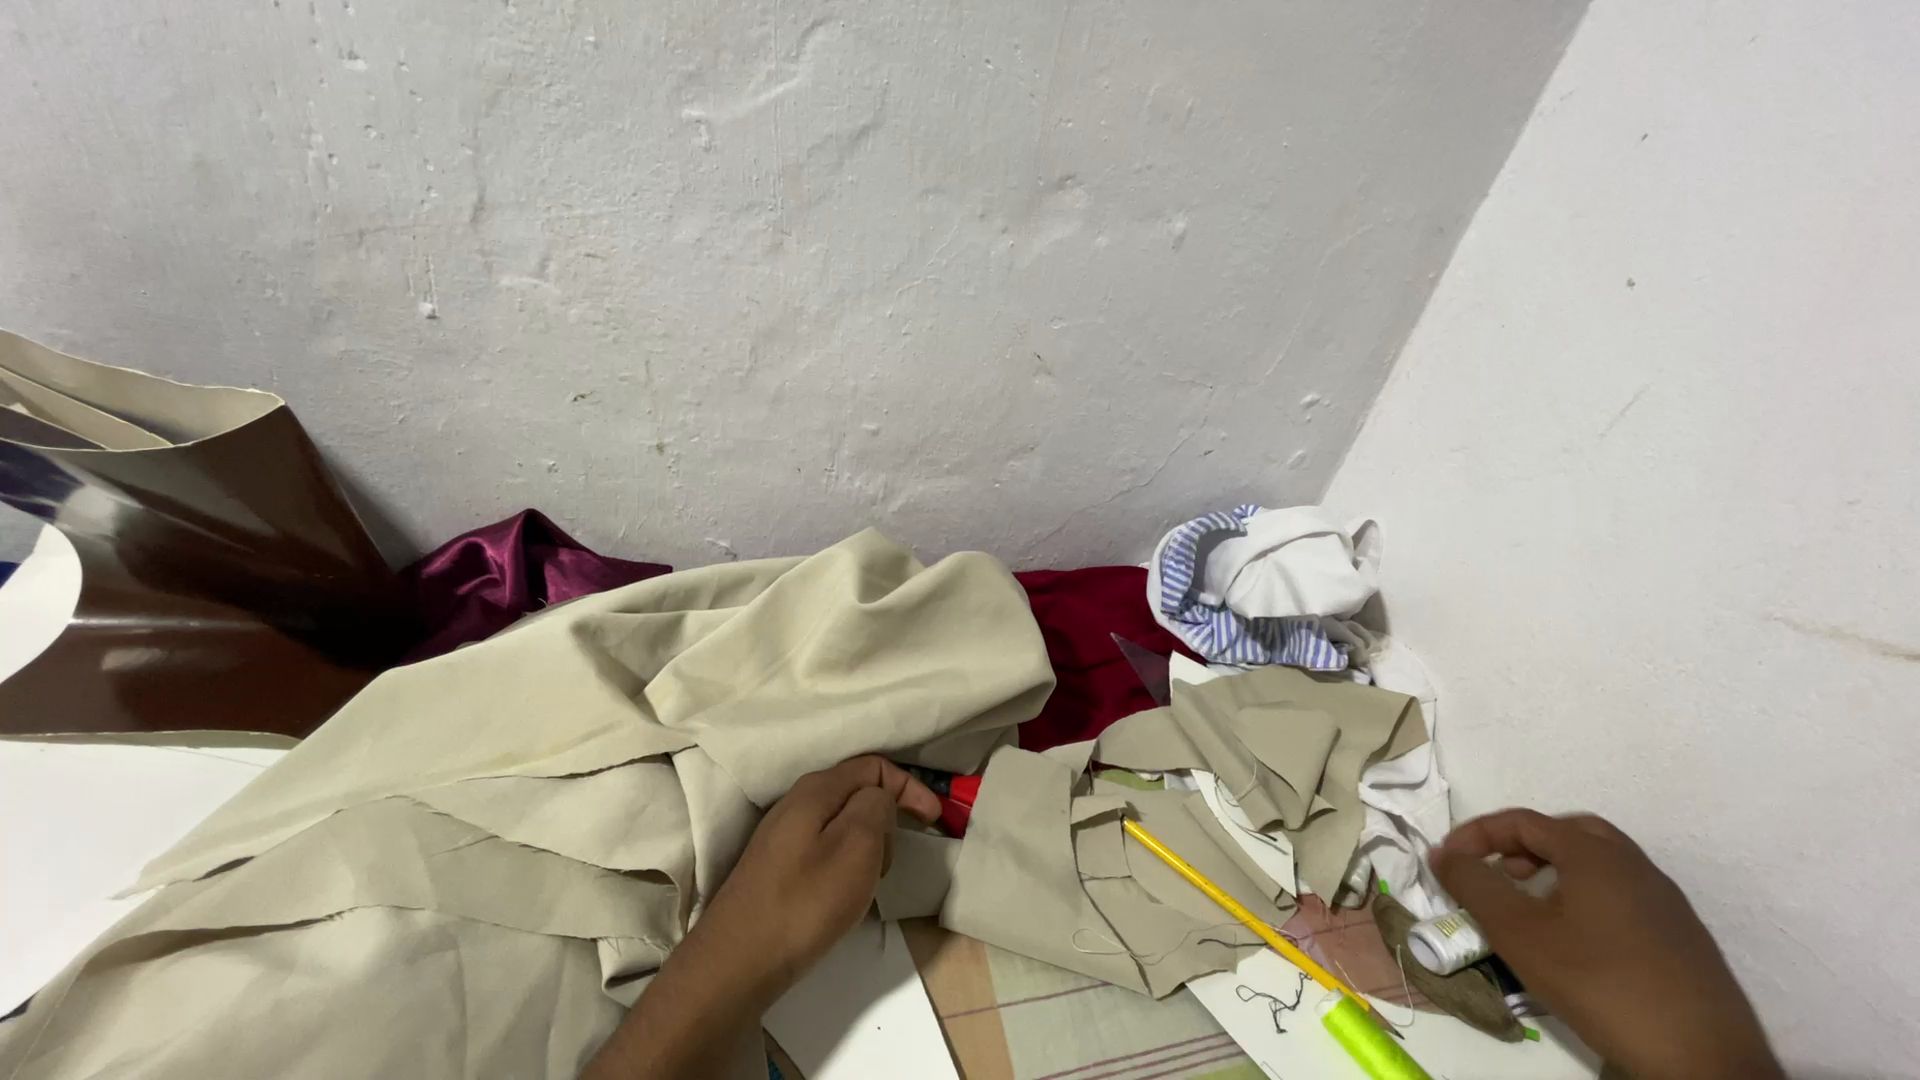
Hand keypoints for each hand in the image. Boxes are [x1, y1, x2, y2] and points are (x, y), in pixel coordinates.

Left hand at [697, 754, 942, 992]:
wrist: (737, 962)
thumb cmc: (805, 901)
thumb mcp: (856, 846)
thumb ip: (875, 807)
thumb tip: (879, 797)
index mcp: (817, 789)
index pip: (873, 766)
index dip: (909, 786)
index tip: (934, 820)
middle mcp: (796, 802)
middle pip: (857, 792)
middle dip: (887, 818)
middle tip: (893, 860)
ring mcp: (782, 835)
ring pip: (842, 822)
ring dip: (868, 844)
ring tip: (870, 881)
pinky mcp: (775, 866)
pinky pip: (825, 847)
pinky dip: (847, 861)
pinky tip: (843, 893)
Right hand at [1430, 810, 1781, 1079]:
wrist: (1703, 1061)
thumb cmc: (1598, 982)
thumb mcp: (1517, 932)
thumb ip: (1473, 884)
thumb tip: (1443, 853)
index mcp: (1596, 855)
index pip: (1524, 821)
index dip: (1477, 833)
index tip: (1449, 861)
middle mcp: (1636, 866)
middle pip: (1569, 832)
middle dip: (1523, 844)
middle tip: (1499, 871)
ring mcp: (1666, 903)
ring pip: (1599, 863)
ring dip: (1555, 870)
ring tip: (1530, 906)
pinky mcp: (1683, 938)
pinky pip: (1623, 894)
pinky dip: (1585, 896)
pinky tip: (1574, 939)